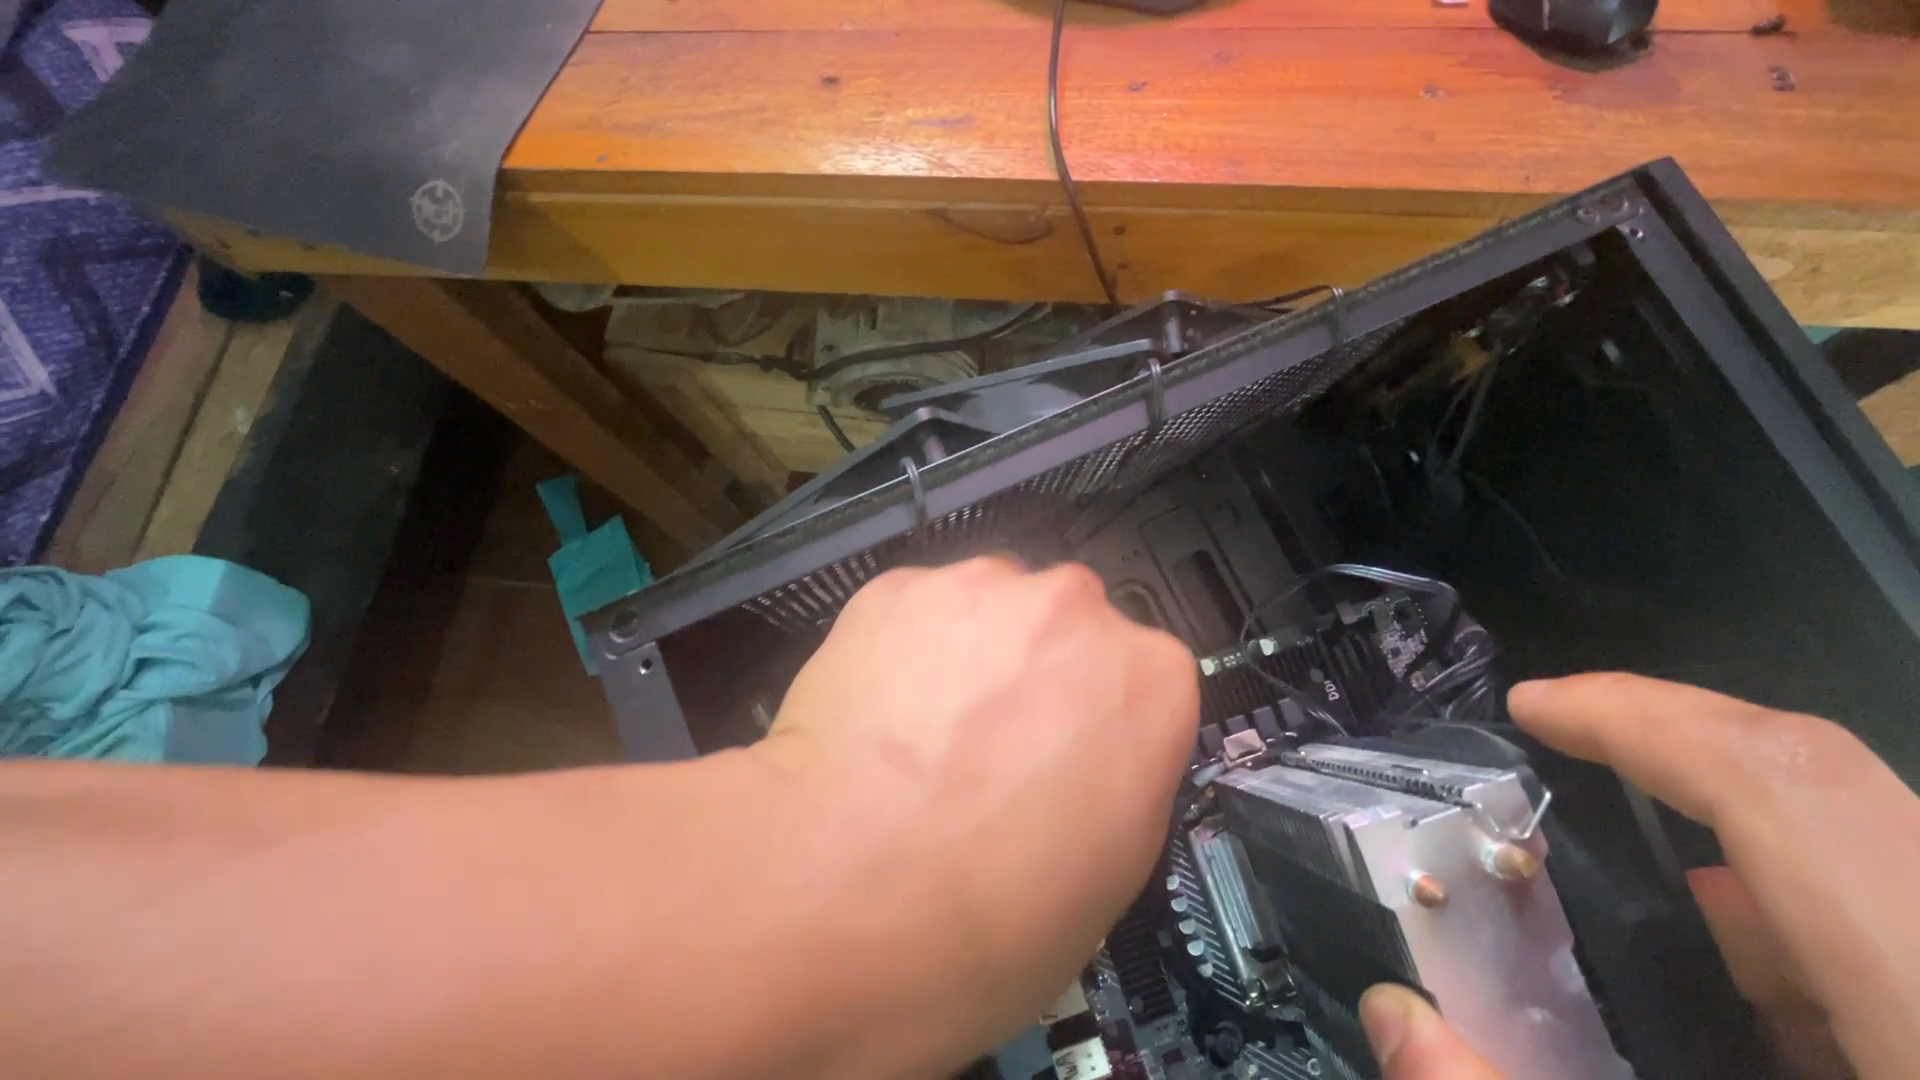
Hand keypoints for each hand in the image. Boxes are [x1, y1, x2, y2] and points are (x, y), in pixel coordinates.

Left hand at [762, 557, 1200, 1074]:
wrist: (842, 897)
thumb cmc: (992, 914)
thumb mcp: (1111, 873)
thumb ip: (1120, 779)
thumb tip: (1085, 766)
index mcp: (1150, 680)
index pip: (1140, 680)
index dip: (1100, 724)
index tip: (1067, 757)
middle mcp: (1074, 610)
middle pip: (1066, 629)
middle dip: (1039, 675)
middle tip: (990, 746)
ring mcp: (979, 590)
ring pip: (989, 610)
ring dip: (971, 654)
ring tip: (922, 733)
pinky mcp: (894, 590)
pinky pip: (914, 611)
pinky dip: (902, 649)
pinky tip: (877, 715)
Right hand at [1359, 674, 1919, 1078]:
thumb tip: (1396, 1018)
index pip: (1785, 783)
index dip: (1644, 716)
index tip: (1531, 707)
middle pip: (1838, 802)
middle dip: (1677, 775)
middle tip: (1556, 789)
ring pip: (1883, 872)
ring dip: (1745, 882)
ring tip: (1639, 927)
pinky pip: (1908, 942)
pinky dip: (1815, 952)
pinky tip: (1759, 1012)